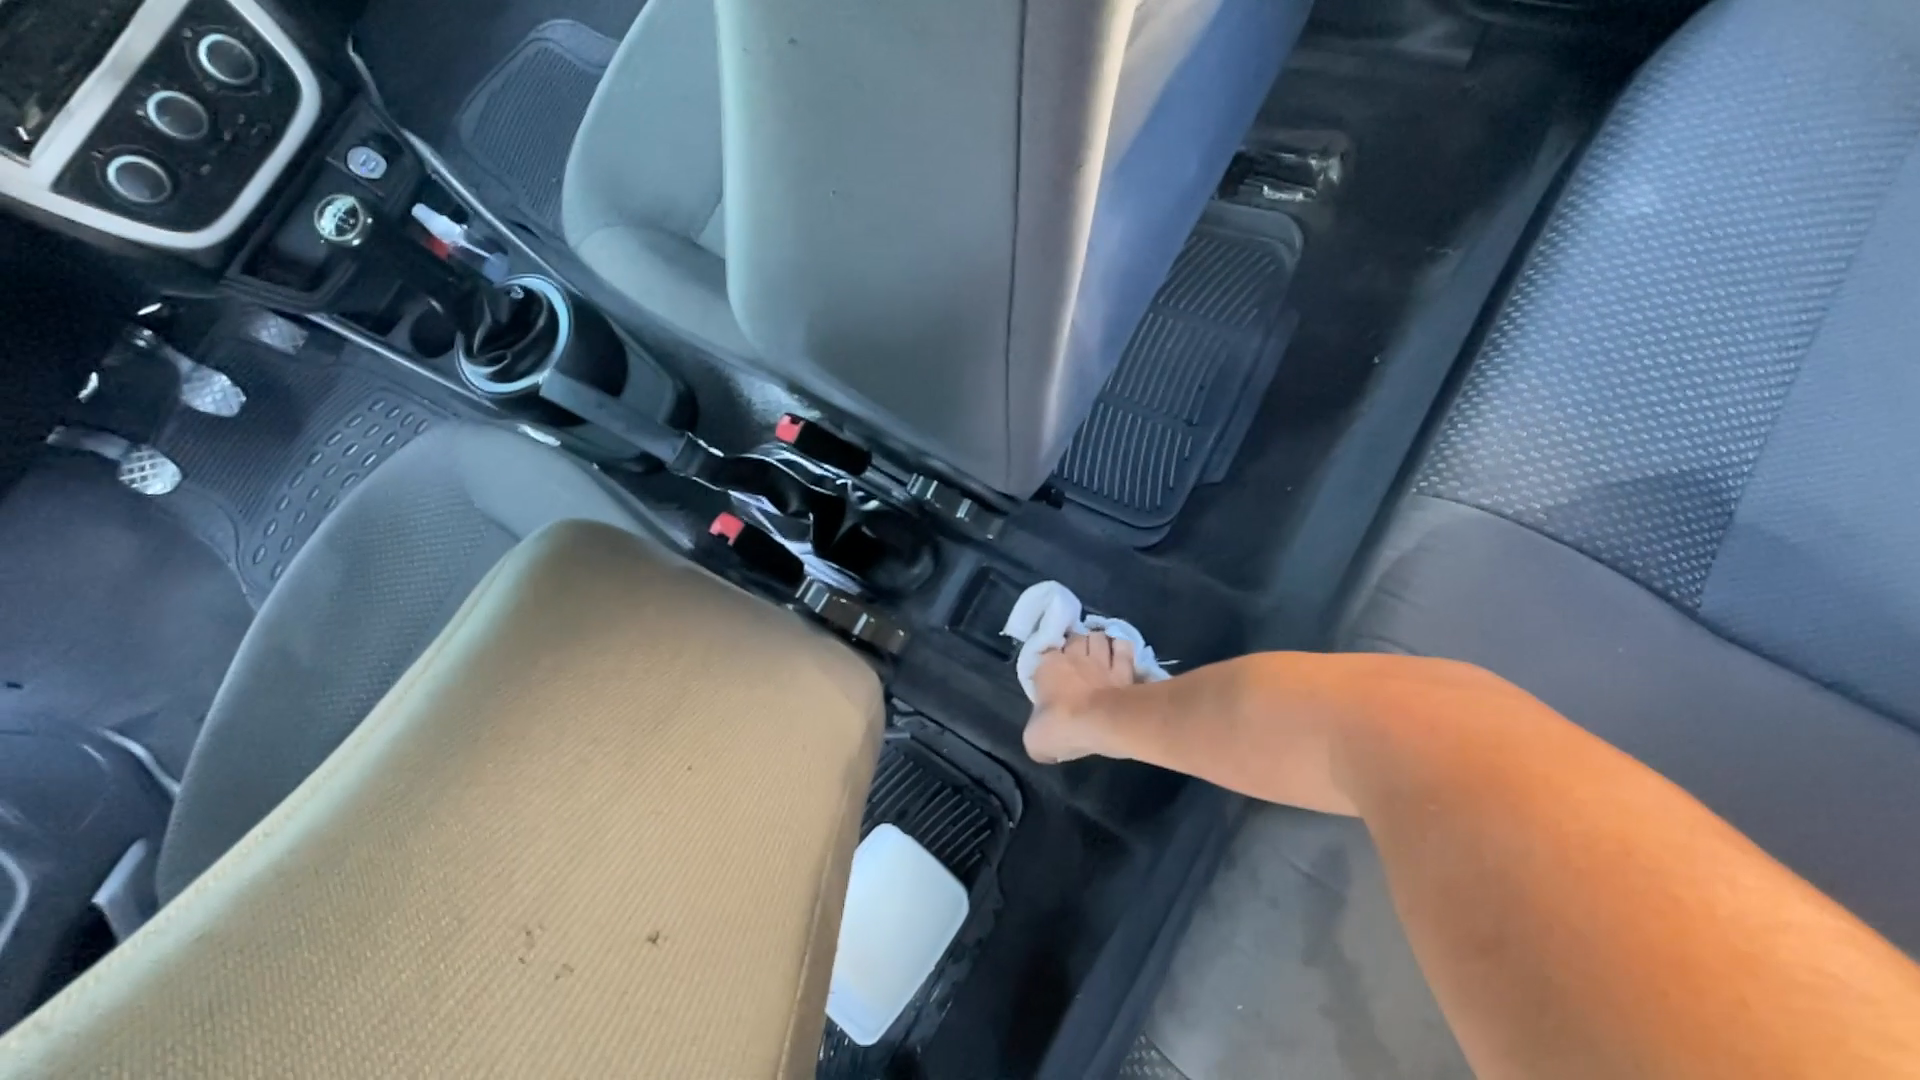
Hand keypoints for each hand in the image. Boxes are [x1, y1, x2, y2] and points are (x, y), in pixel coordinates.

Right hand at [1024, 632, 1139, 763]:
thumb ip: (1035, 732)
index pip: (1047, 651)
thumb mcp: (1035, 740)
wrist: (1102, 723)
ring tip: (1100, 653)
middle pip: (1075, 638)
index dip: (1052, 659)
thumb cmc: (1062, 727)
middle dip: (1077, 645)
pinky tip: (1120, 656)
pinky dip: (1121, 649)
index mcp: (1048, 666)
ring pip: (1099, 637)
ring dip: (1099, 643)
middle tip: (1078, 659)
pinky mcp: (1125, 667)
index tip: (1054, 670)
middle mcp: (1074, 655)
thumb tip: (1040, 739)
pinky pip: (1123, 647)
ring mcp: (1101, 659)